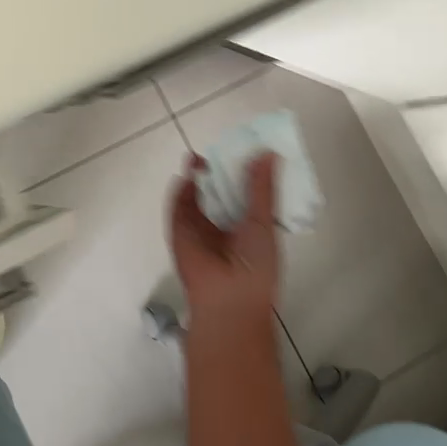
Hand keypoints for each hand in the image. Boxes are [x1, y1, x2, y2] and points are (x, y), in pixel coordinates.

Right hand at [167, 152, 280, 324]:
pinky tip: (187, 175)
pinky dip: (181, 191)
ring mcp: (200, 228)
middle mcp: (224, 226)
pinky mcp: (179, 230)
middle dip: (218, 172)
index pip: (246, 195)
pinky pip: (178, 207)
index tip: (246, 151)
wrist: (227, 296)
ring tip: (199, 158)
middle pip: (219, 192)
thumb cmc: (256, 263)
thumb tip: (268, 152)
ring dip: (197, 178)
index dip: (245, 173)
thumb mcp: (264, 222)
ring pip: (197, 197)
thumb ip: (261, 188)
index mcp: (250, 228)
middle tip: (220, 150)